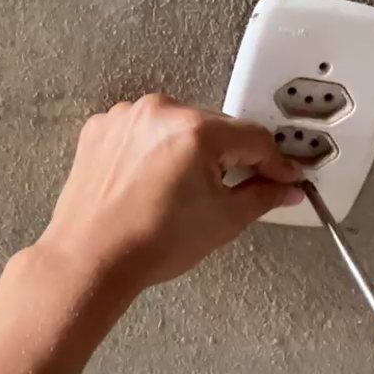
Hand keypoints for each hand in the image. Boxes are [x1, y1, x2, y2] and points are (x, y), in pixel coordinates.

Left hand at [34, 94, 303, 293]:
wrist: (90, 260)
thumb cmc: (148, 244)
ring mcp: (126, 118)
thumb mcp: (223, 221)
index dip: (275, 162)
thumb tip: (283, 188)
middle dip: (231, 157)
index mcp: (195, 131)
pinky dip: (155, 150)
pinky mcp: (103, 129)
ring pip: (179, 127)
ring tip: (182, 193)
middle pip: (216, 128)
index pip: (254, 138)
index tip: (283, 175)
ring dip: (190, 151)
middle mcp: (160, 113)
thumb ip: (262, 196)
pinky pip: (144, 132)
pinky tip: (153, 183)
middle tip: (235, 190)